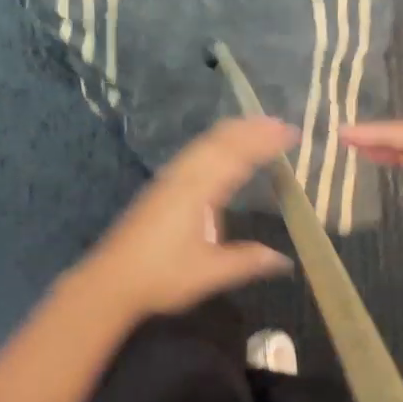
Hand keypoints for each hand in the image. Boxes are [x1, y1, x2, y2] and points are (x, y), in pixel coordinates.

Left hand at [70, 118, 296, 319]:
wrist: (112, 278)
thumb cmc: (162, 276)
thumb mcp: (209, 272)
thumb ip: (246, 261)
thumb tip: (283, 260)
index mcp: (199, 191)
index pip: (238, 157)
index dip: (265, 142)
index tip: (290, 133)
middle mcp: (184, 176)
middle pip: (220, 141)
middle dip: (250, 129)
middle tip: (279, 123)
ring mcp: (170, 178)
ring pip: (205, 143)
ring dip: (232, 132)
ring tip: (256, 126)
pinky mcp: (161, 186)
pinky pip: (194, 152)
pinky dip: (215, 142)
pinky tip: (220, 147)